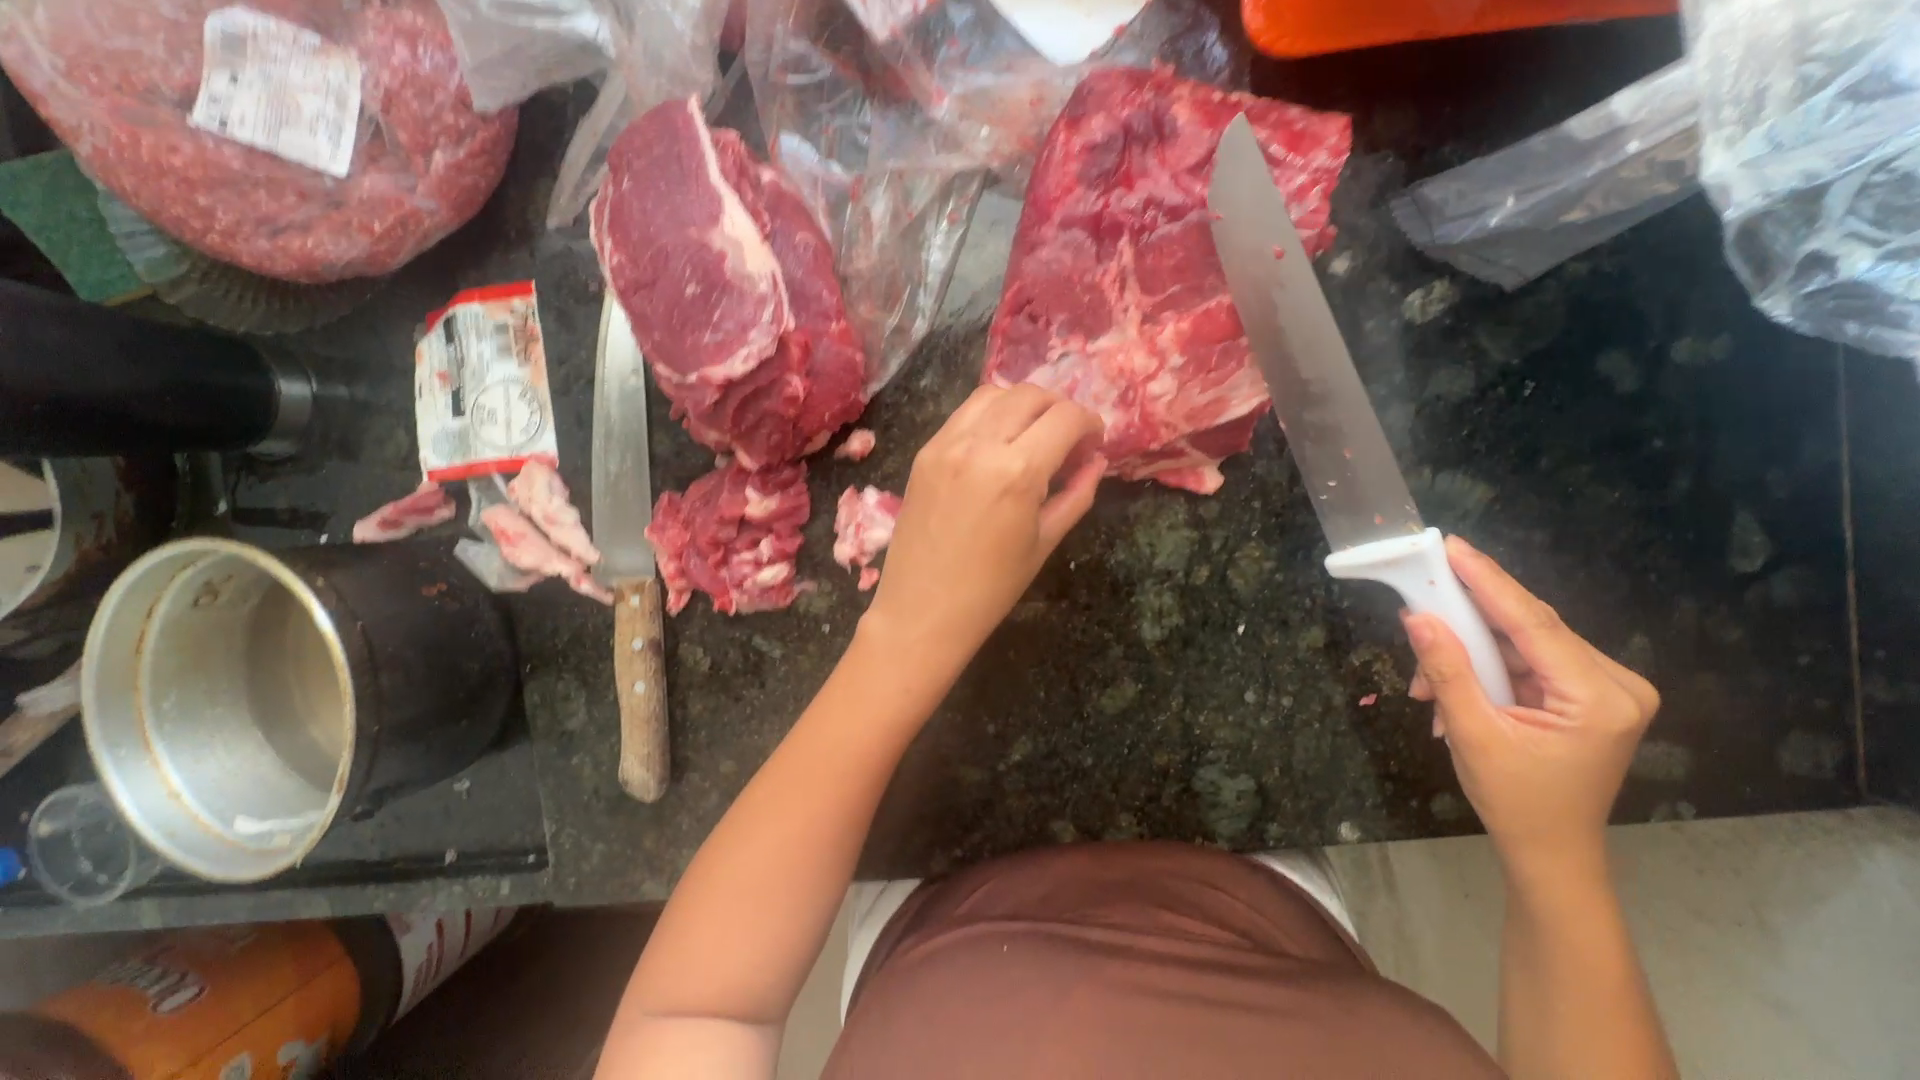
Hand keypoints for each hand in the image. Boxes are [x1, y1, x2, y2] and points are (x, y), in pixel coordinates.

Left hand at [863, 384, 1104, 668]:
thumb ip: (1076, 493)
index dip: (1090, 423)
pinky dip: (990, 413)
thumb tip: (1097, 460)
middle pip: (1031, 395)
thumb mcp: (1045, 542)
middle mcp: (980, 445)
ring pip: (995, 393)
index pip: (1066, 418)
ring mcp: (946, 444)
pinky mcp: (925, 452)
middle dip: (1059, 408)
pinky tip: (1000, 441)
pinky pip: (964, 413)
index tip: (1094, 442)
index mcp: (1017, 471)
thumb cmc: (991, 588)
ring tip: (1034, 434)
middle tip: (1069, 438)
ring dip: (1023, 403)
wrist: (922, 610)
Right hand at [1404, 537, 1658, 867]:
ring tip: (1426, 684)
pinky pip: (1529, 662)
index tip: (1451, 546)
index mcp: (1600, 696)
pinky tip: (1451, 689)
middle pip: (1530, 628)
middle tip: (1418, 601)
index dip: (1487, 582)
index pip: (1533, 623)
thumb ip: (1447, 672)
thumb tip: (1417, 618)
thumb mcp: (1472, 735)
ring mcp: (1608, 689)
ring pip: (1524, 644)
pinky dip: (1487, 669)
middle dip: (1467, 623)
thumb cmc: (1515, 802)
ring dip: (1470, 654)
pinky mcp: (1592, 696)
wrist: (1550, 852)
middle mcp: (1617, 683)